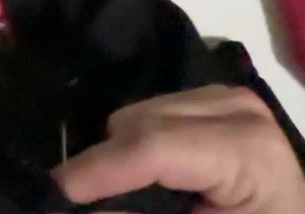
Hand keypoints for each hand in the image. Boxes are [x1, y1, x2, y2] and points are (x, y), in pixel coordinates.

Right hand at [53, 86, 304, 213]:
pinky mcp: (218, 103)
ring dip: (122, 155)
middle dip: (108, 166)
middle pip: (143, 122)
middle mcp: (240, 109)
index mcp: (250, 151)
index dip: (101, 168)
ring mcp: (230, 100)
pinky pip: (156, 112)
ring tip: (124, 197)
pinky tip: (149, 178)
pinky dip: (140, 146)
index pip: (157, 146)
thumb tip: (82, 207)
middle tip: (83, 204)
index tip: (55, 190)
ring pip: (142, 112)